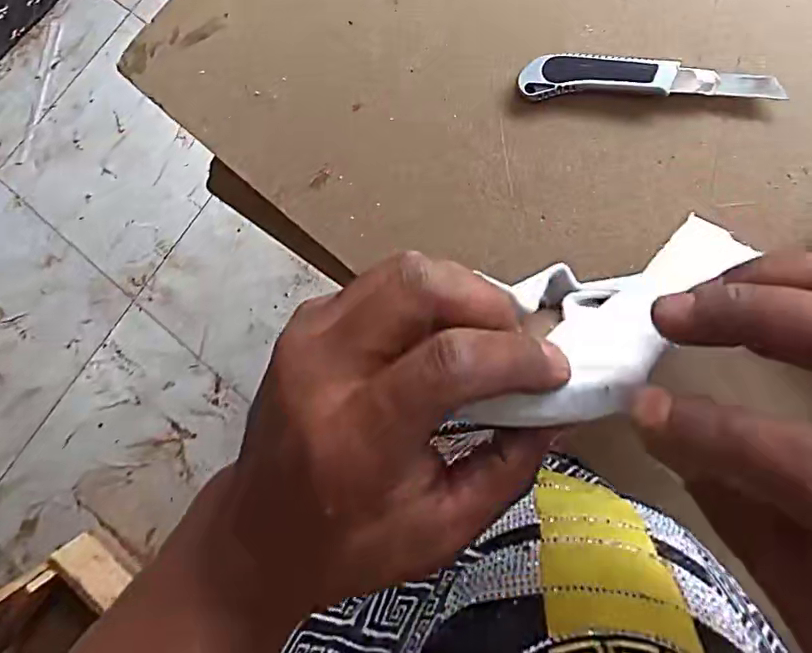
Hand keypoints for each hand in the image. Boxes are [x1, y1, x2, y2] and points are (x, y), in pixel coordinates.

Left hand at [195, 251, 569, 634]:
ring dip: (459, 289)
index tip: (553, 367)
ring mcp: (309, 332)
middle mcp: (325, 367)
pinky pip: (380, 282)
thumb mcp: (442, 530)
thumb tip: (554, 408)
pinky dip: (425, 296)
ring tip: (487, 328)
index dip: (513, 356)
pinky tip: (440, 330)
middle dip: (485, 300)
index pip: (446, 362)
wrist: (257, 533)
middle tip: (517, 335)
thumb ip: (508, 466)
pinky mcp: (308, 318)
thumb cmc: (349, 543)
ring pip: (400, 269)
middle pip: (418, 285)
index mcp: (356, 435)